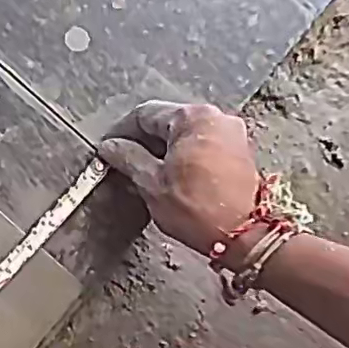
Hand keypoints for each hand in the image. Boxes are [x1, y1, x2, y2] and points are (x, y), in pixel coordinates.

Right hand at [97, 102, 263, 264]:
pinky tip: (170, 181)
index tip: (107, 151)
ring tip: (145, 178)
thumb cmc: (195, 208)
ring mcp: (231, 134)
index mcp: (193, 117)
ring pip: (184, 136)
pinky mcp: (238, 153)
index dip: (121, 133)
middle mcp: (217, 117)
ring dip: (162, 152)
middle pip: (167, 123)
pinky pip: (201, 147)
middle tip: (122, 166)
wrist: (241, 233)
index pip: (145, 114)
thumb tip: (110, 147)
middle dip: (142, 143)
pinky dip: (181, 159)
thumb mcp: (150, 182)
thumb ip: (127, 158)